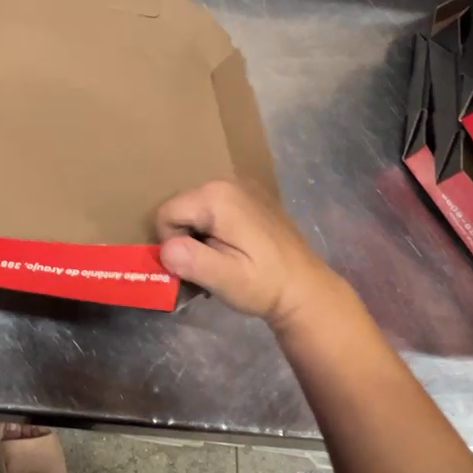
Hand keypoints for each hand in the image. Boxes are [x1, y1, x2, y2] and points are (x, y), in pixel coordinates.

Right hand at [156, 180, 342, 330]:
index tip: (195, 266)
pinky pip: (215, 209)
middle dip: (186, 239)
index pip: (166, 213)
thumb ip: (193, 261)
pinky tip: (235, 250)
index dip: (172, 244)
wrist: (307, 290)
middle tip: (210, 267)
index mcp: (217, 196)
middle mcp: (227, 182)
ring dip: (200, 236)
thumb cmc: (265, 285)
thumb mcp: (226, 279)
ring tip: (222, 260)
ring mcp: (242, 186)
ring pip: (196, 210)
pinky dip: (216, 230)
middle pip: (181, 208)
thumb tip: (166, 249)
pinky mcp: (252, 197)